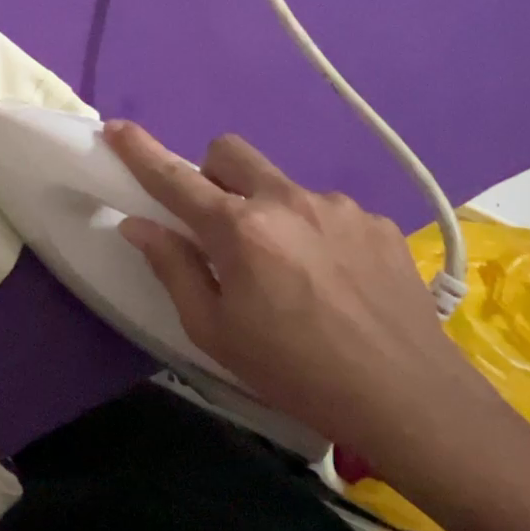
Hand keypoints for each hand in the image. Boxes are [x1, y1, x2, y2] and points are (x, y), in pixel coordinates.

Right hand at [106, 123, 486, 461]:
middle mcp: (286, 200)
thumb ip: (173, 269)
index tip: (116, 128)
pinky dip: (315, 232)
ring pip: (281, 184)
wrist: (413, 403)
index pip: (174, 177)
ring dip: (268, 209)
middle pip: (229, 152)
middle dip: (212, 174)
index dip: (139, 150)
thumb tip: (141, 225)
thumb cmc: (296, 372)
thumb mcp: (215, 332)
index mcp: (240, 229)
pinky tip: (334, 280)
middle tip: (219, 223)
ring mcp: (338, 207)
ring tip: (292, 270)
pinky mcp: (378, 223)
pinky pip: (327, 210)